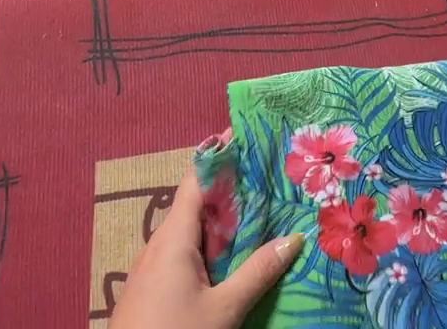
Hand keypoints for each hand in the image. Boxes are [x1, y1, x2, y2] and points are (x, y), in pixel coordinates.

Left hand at [109, 169, 304, 328]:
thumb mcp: (224, 310)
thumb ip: (258, 271)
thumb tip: (296, 236)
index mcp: (173, 237)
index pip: (196, 180)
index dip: (219, 156)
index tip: (244, 135)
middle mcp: (159, 245)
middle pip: (196, 204)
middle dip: (229, 190)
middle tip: (266, 176)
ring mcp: (151, 269)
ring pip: (190, 232)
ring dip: (220, 222)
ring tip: (257, 213)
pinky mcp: (150, 291)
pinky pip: (182, 255)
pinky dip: (208, 247)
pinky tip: (230, 258)